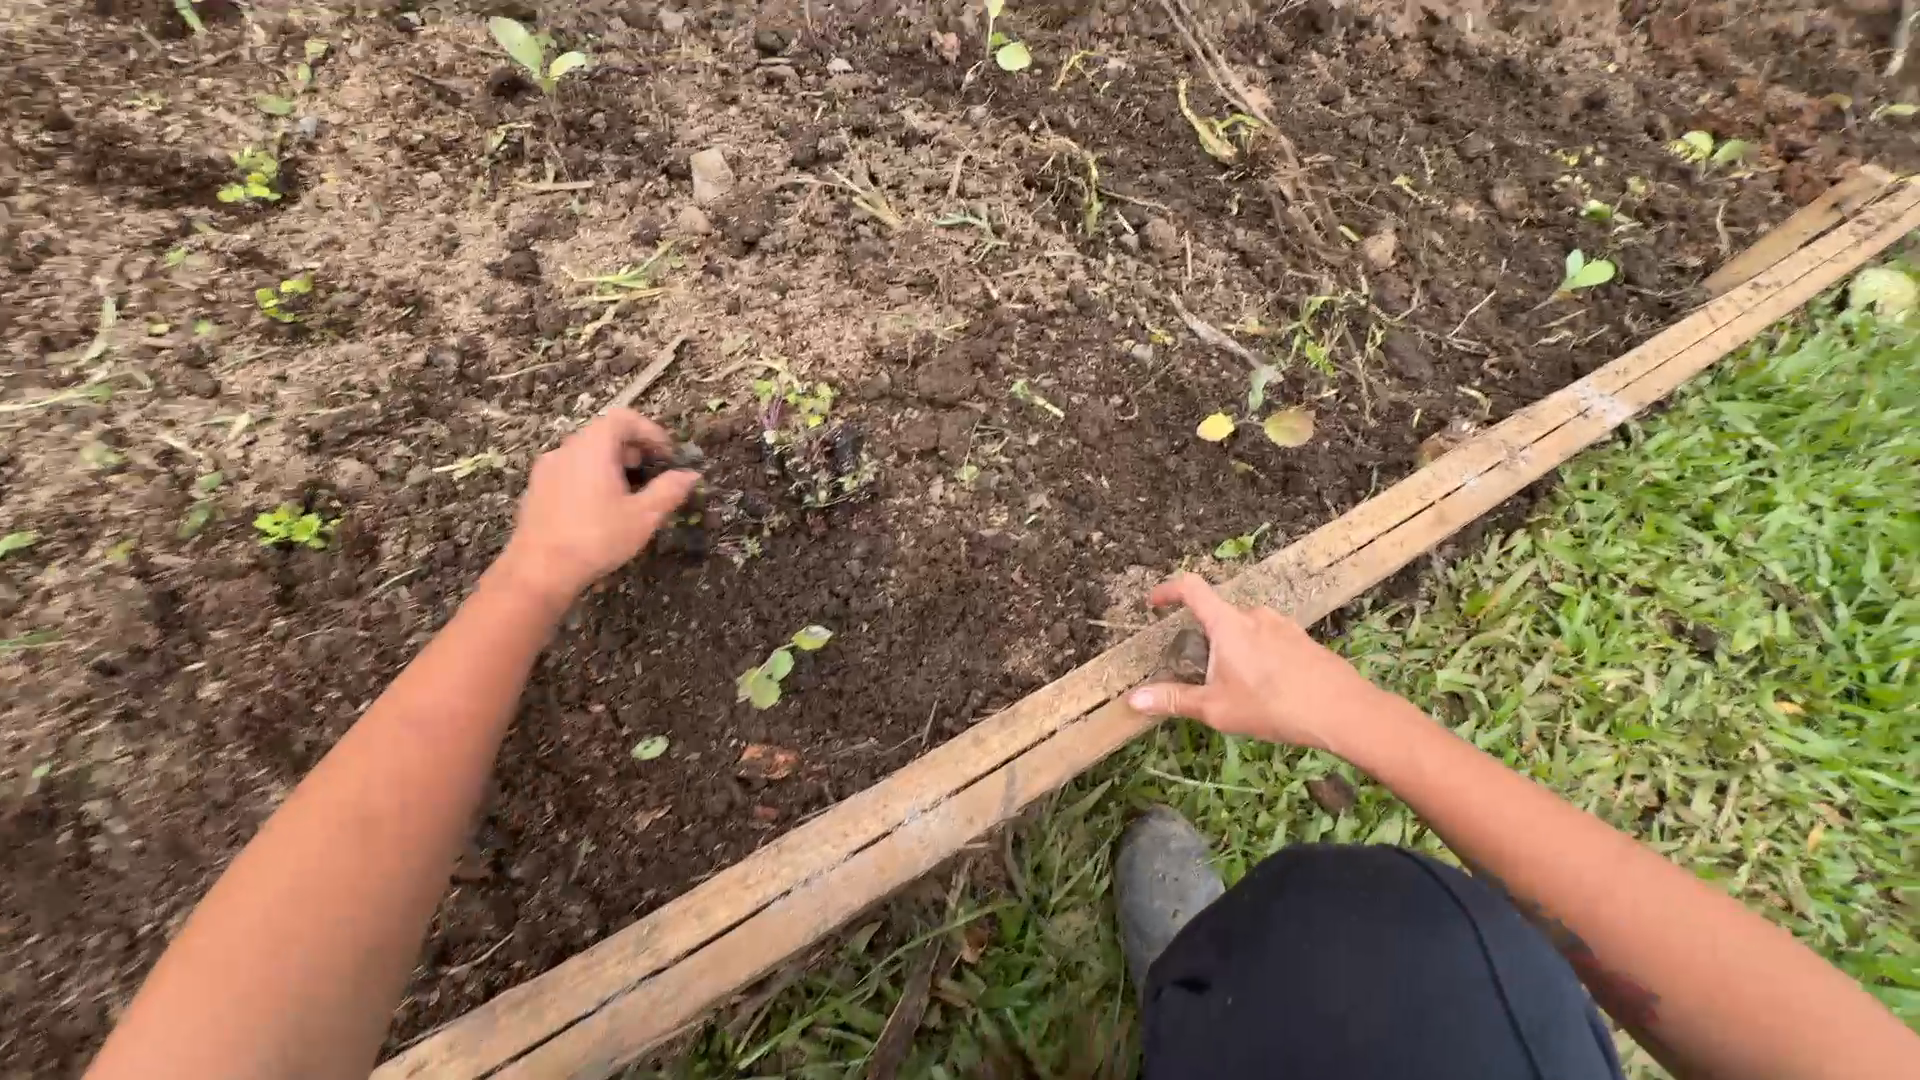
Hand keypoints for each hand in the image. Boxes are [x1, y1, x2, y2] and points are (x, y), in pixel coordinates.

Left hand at [493, 409, 698, 604]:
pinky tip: (603, 509)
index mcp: (593, 448)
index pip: (624, 418)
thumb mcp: (644, 515)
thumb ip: (670, 490)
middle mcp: (567, 450)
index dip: (652, 432)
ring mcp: (548, 469)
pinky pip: (572, 470)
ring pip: (588, 453)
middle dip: (636, 449)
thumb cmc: (596, 537)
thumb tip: (691, 475)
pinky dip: (594, 477)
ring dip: (615, 464)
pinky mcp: (538, 489)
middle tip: (654, 476)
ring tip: (631, 495)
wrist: (539, 570)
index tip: (668, 456)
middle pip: (605, 433)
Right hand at [1126, 574, 1393, 753]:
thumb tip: (1133, 699)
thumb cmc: (1273, 706)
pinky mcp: (1304, 641)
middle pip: (1219, 616)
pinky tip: (1269, 690)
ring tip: (1238, 686)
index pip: (1192, 588)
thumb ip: (1174, 700)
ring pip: (1246, 631)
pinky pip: (1271, 641)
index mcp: (1229, 624)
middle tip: (1203, 672)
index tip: (1154, 604)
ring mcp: (1283, 626)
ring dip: (1235, 650)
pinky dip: (1259, 657)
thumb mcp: (1216, 708)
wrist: (1345, 712)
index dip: (1168, 590)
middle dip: (1206, 640)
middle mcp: (1255, 616)